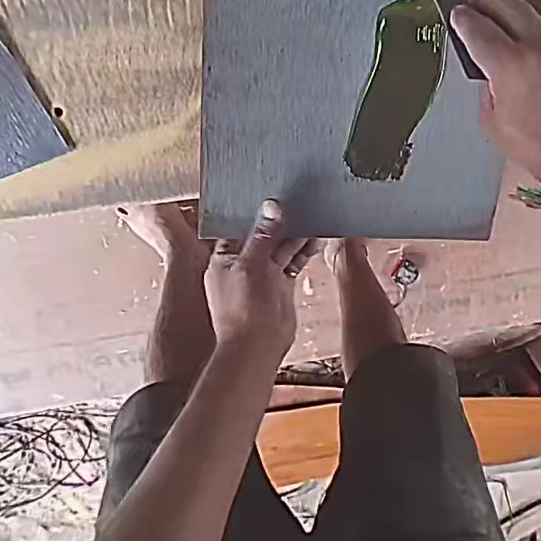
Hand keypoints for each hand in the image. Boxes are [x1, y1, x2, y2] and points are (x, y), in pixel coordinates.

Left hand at [206, 199, 319, 357]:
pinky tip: (316, 238)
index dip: (255, 211)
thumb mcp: (250, 265)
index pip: (239, 226)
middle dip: (280, 220)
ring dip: (296, 233)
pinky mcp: (280, 284)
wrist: (256, 346)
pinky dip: (304, 250)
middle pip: (263, 234)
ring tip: (313, 214)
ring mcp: (263, 274)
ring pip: (281, 246)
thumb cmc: (241, 311)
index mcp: (224, 257)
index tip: (272, 194)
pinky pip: (293, 261)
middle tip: (298, 200)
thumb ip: (263, 235)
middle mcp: (243, 264)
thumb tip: (271, 207)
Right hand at [451, 0, 540, 198]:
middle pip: (507, 5)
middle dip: (485, 3)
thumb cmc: (537, 146)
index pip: (479, 29)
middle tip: (474, 6)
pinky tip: (532, 26)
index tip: (457, 15)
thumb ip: (487, 84)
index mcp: (511, 66)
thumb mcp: (492, 120)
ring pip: (538, 3)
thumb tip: (488, 64)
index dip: (463, 19)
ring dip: (515, 2)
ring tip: (503, 8)